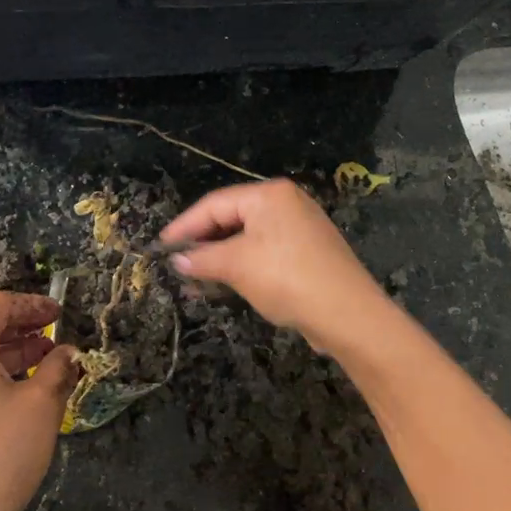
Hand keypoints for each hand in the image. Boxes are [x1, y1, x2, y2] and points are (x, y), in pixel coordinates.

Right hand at [162, 178, 387, 352]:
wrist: (349, 315)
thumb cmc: (287, 279)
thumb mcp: (237, 266)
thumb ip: (202, 258)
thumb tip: (177, 259)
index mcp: (269, 195)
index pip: (214, 204)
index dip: (185, 225)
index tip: (161, 245)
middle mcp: (285, 203)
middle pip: (231, 218)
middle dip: (203, 243)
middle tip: (177, 263)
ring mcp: (299, 228)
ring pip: (247, 238)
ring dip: (220, 259)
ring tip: (194, 280)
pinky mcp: (307, 253)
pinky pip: (264, 252)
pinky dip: (242, 266)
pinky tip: (224, 285)